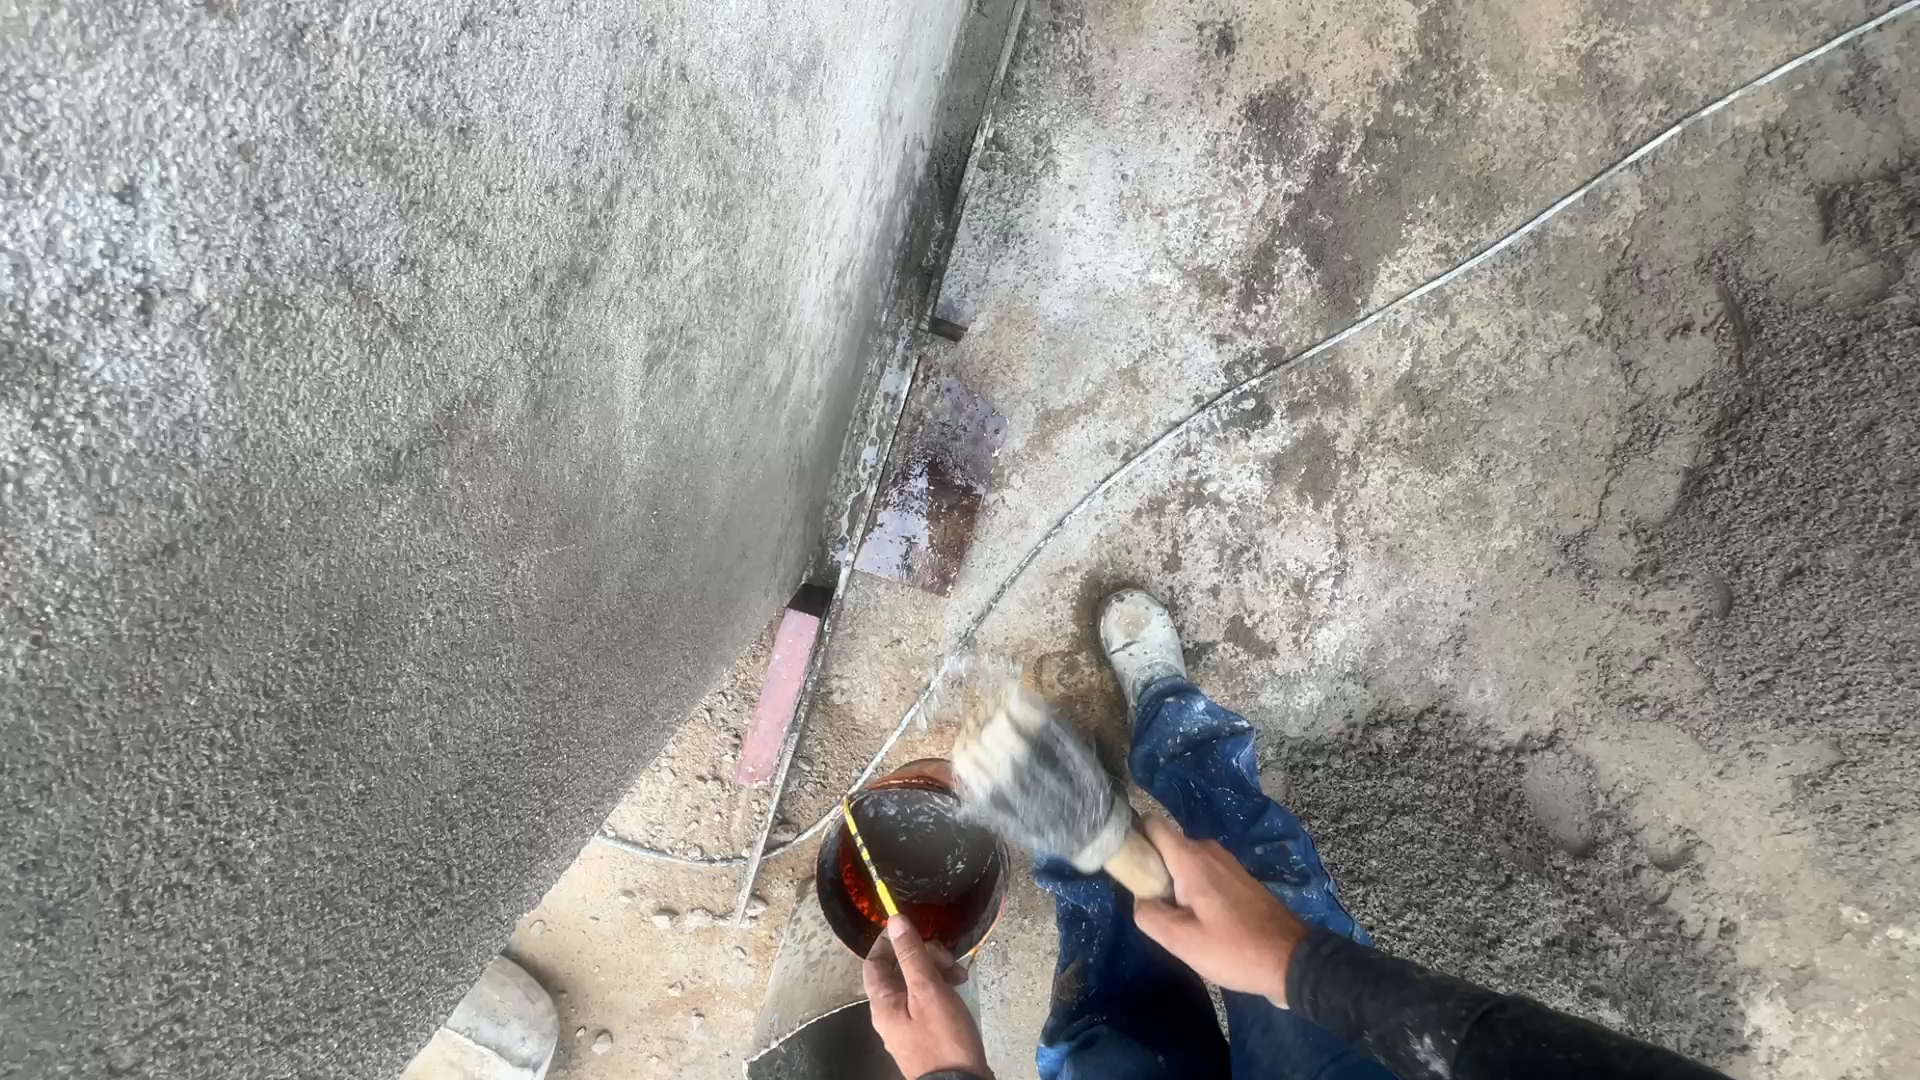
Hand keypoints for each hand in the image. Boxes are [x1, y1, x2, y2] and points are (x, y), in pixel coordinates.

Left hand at [864, 915, 991, 1077]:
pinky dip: (942, 985)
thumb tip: (894, 920)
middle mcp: (891, 1012)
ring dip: (937, 968)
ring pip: (917, 980)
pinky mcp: (927, 1028)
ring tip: (959, 973)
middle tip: (947, 958)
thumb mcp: (928, 990)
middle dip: (923, 954)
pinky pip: (928, 996)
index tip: (914, 930)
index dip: (890, 941)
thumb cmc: (942, 1038)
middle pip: (899, 968)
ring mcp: (909, 1022)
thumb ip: (912, 954)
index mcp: (883, 1004)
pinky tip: (960, 984)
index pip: (875, 961)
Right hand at [1131, 814, 1310, 1006]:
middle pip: (1166, 847)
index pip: (1152, 823)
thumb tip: (1140, 900)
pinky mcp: (1238, 877)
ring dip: (1176, 884)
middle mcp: (1207, 850)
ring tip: (1182, 920)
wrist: (1293, 960)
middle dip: (1155, 872)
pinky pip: (1204, 872)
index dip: (1134, 836)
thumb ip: (1149, 915)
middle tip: (1158, 909)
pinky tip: (1204, 921)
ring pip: (1185, 862)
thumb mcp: (1182, 942)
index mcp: (1190, 858)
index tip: (1128, 865)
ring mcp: (1226, 862)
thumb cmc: (1235, 949)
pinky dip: (1196, 890)